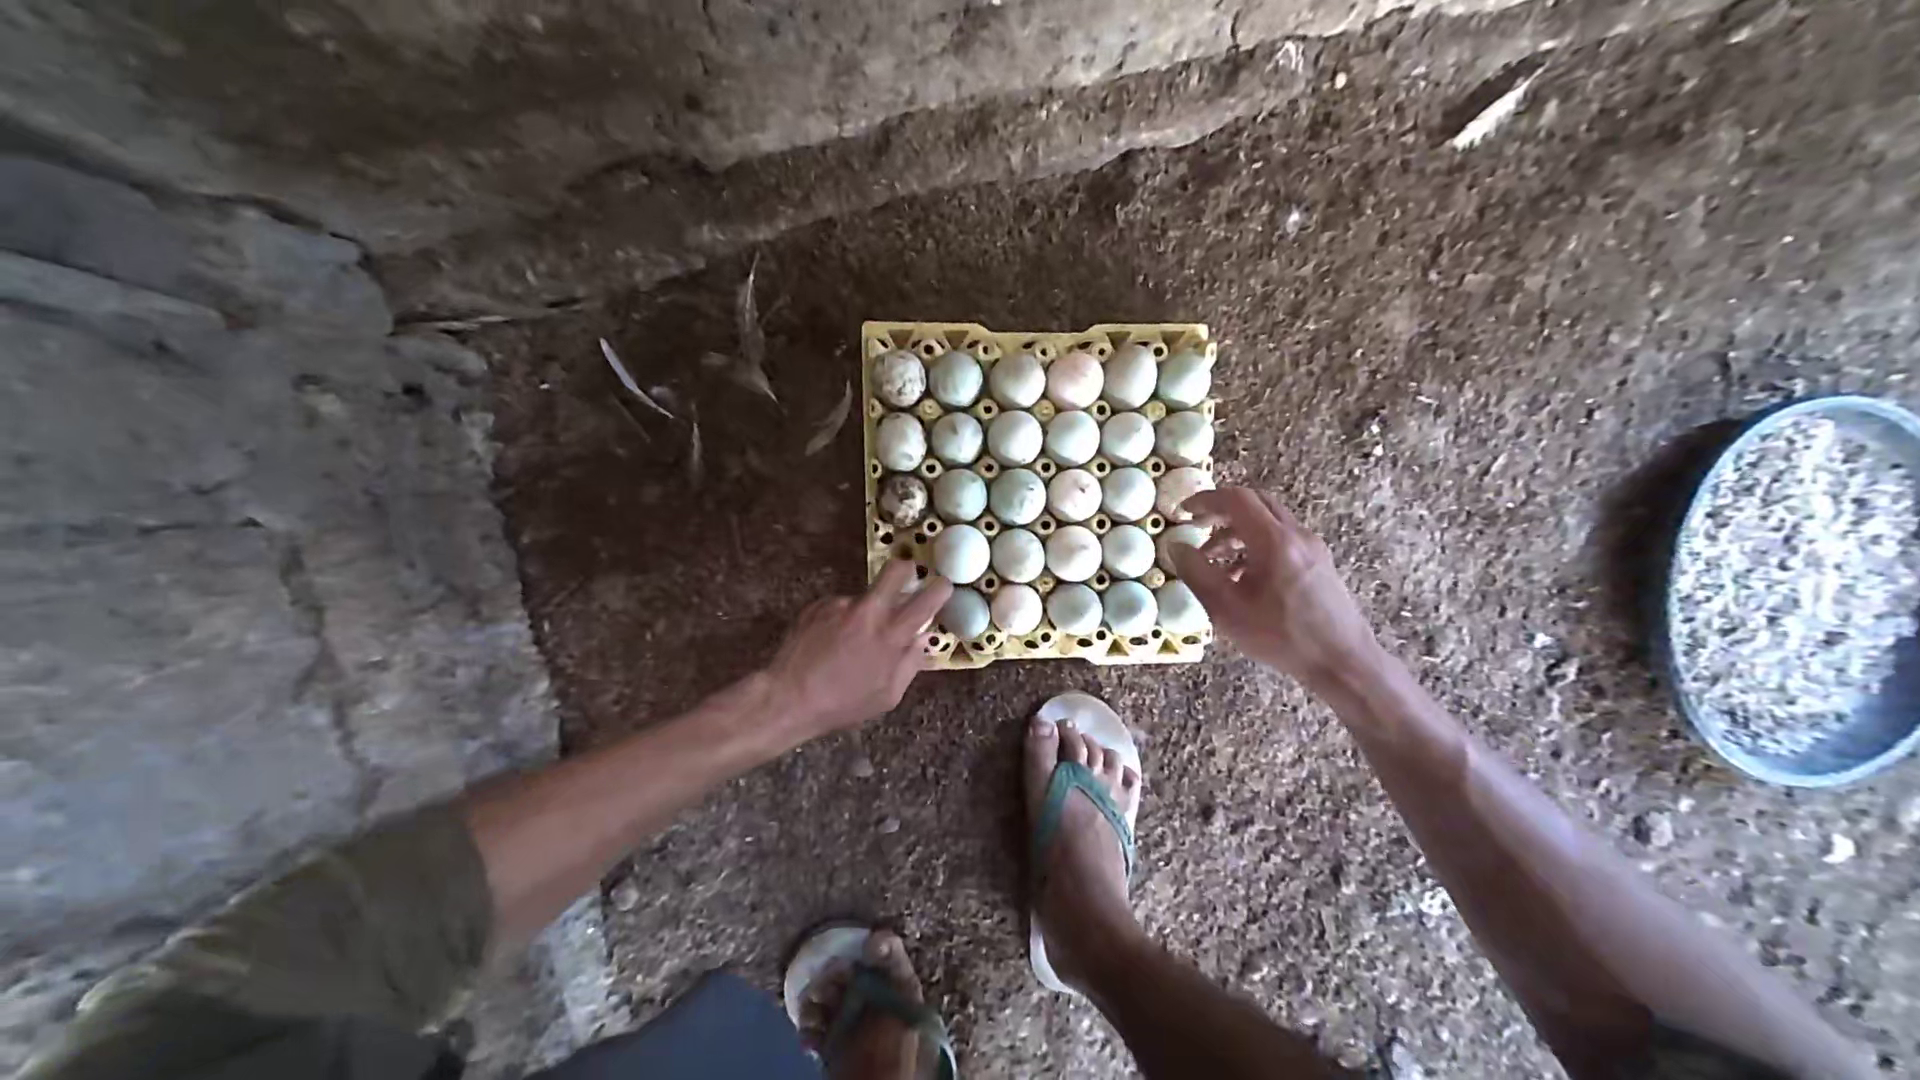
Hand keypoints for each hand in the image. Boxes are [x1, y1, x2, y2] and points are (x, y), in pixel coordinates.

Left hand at [761, 560, 953, 739]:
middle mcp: (868, 612)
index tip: (944, 585)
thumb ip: (910, 663)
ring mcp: (840, 605)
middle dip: (907, 569)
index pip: (925, 601)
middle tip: (908, 578)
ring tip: (849, 642)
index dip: (940, 589)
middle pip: (895, 570)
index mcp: (890, 636)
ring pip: (864, 596)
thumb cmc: (843, 704)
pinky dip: (842, 620)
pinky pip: (840, 606)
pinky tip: (830, 643)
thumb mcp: (888, 696)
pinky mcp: (818, 605)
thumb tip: (922, 638)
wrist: (787, 698)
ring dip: (866, 611)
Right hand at [1167, 488, 1382, 692]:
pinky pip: (1281, 540)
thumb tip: (1176, 546)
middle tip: (1198, 526)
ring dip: (1237, 532)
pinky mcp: (1319, 563)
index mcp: (1274, 541)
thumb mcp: (1226, 609)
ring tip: (1213, 560)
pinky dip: (1255, 546)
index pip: (1237, 499)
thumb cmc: (1281, 637)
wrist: (1343, 662)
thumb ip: (1196, 572)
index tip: (1184, 511)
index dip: (1206, 500)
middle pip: (1256, 503)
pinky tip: (1241, 578)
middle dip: (1222, 510)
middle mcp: (1296, 535)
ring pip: (1269, 522)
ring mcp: (1312, 548)